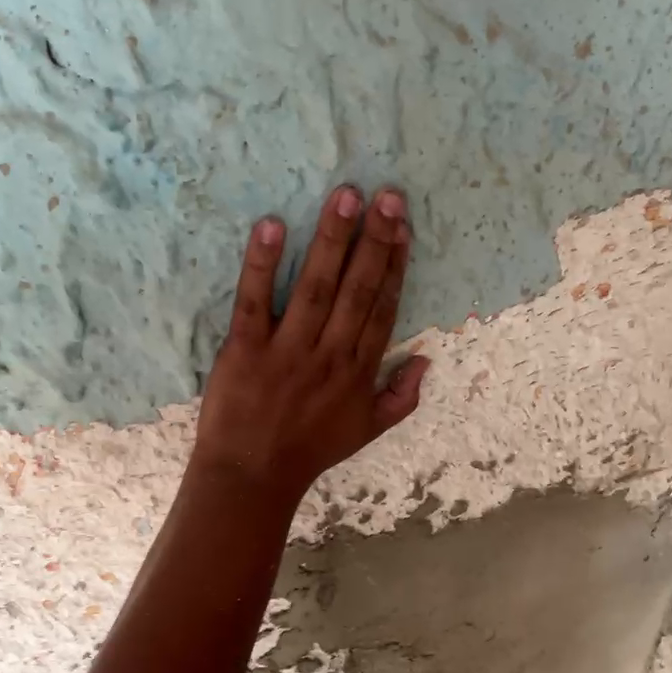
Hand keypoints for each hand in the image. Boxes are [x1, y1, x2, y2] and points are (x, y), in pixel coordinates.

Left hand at [191, 185, 430, 503]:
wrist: (252, 475)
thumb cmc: (311, 450)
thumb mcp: (367, 431)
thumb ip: (401, 397)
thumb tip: (427, 360)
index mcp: (359, 372)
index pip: (382, 309)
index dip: (395, 266)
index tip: (404, 227)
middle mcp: (329, 355)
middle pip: (357, 290)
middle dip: (374, 241)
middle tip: (387, 196)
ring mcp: (287, 351)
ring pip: (315, 288)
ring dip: (331, 242)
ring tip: (345, 197)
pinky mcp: (244, 349)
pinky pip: (255, 301)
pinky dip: (262, 265)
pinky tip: (272, 226)